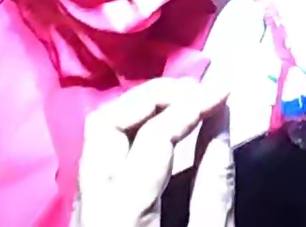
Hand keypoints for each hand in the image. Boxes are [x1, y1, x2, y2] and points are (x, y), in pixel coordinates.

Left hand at [73, 78, 233, 226]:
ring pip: (99, 133)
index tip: (225, 92)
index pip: (152, 137)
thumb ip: (214, 188)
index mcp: (118, 217)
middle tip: (198, 92)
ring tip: (184, 104)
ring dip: (142, 108)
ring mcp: (81, 209)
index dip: (192, 106)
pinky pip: (103, 155)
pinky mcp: (86, 214)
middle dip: (155, 95)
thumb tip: (221, 118)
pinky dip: (134, 130)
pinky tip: (166, 133)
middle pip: (107, 122)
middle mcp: (89, 206)